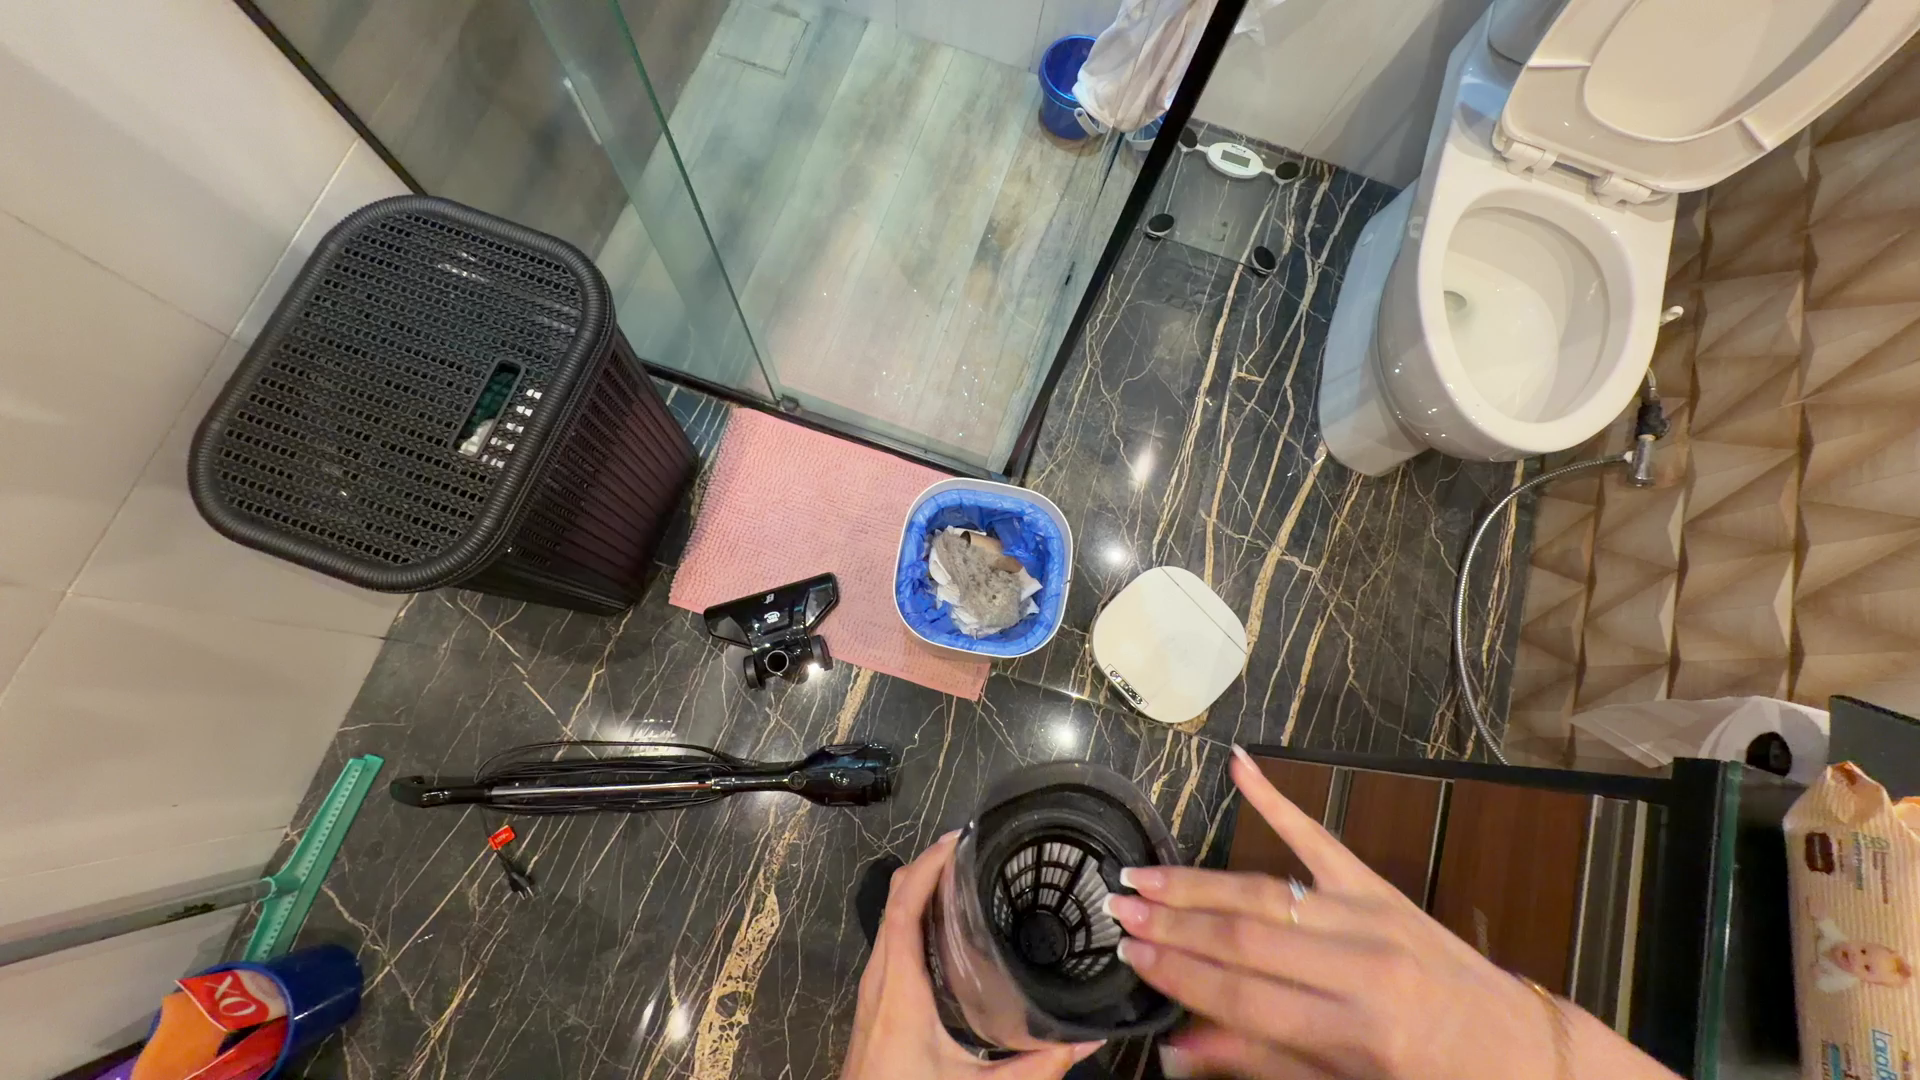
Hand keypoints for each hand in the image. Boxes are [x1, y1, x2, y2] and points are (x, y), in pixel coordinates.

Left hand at [840, 831, 1102, 1079]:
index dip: (929, 864)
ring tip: (967, 869)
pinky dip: (916, 908)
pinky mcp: (878, 992)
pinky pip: (894, 932)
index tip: (961, 838)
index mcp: (900, 985)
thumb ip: (1033, 1069)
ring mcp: (875, 981)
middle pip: (896, 896)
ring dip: (922, 882)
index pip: (904, 904)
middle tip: (976, 847)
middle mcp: (882, 972)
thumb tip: (1085, 1039)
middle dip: (930, 862)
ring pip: (891, 911)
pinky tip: (950, 916)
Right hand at [1102, 748, 1553, 1079]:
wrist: (1519, 1052)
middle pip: (1248, 934)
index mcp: (1360, 1033)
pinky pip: (1318, 837)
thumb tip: (1177, 1050)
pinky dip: (1276, 798)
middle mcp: (1363, 966)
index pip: (1247, 995)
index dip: (1181, 973)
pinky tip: (1240, 764)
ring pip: (1266, 889)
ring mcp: (1370, 914)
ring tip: (1144, 873)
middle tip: (1119, 903)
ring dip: (1197, 880)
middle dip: (1176, 920)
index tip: (1130, 952)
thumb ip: (1259, 1060)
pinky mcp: (1376, 884)